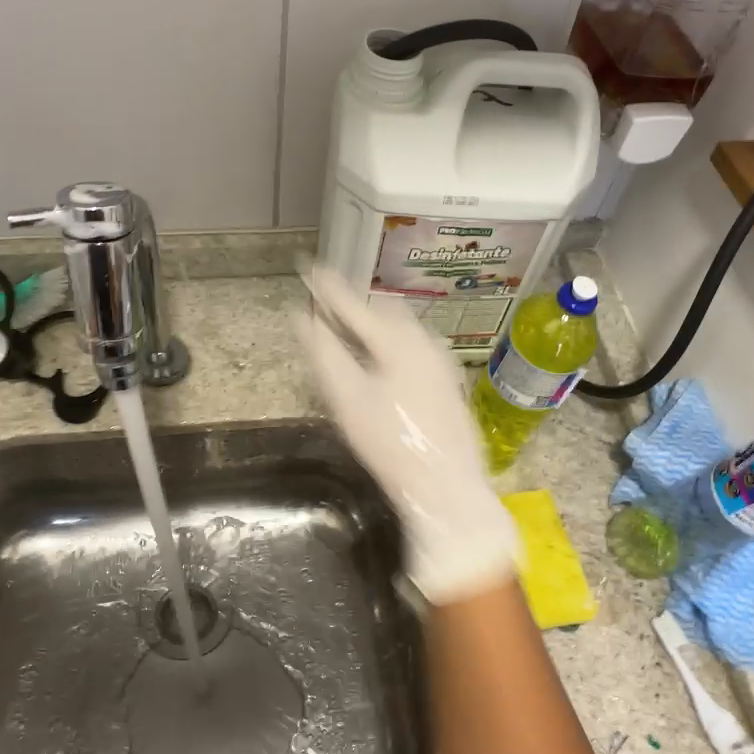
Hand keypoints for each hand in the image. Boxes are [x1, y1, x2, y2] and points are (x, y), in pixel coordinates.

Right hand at [298, 268, 520, 605]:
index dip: (328, 288)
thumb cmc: (391, 445)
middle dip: (355, 304)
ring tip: (350, 330)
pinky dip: (393, 343)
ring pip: (404, 329)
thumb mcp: (348, 400)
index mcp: (398, 342)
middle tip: (327, 303)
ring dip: (376, 324)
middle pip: (384, 311)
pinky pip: (416, 347)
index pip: (355, 305)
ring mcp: (442, 362)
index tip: (308, 267)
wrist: (447, 485)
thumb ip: (325, 354)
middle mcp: (425, 342)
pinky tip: (383, 362)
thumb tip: (304, 318)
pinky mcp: (449, 382)